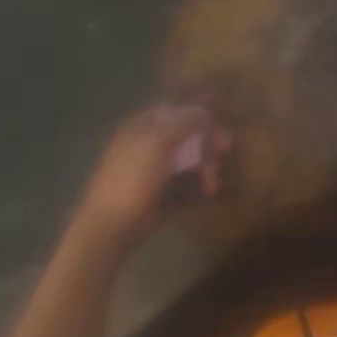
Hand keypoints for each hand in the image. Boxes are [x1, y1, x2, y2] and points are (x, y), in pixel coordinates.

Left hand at [72, 105, 229, 245]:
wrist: (112, 227)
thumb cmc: (132, 178)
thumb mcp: (159, 141)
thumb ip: (185, 121)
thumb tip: (206, 111)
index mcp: (141, 129)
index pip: (173, 108)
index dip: (197, 109)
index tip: (218, 115)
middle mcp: (149, 146)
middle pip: (188, 134)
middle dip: (209, 141)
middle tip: (225, 147)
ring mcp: (156, 170)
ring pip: (192, 158)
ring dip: (208, 165)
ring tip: (213, 180)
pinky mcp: (163, 192)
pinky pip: (189, 181)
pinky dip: (201, 185)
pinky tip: (209, 191)